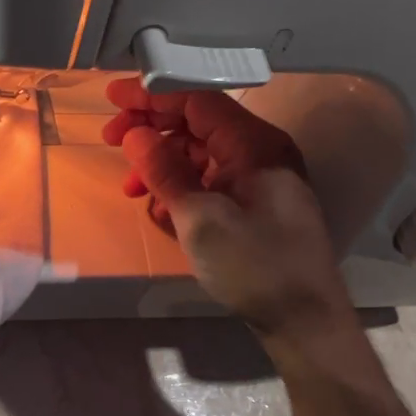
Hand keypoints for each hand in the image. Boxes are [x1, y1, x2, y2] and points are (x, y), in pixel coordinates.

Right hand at [102, 77, 351, 339]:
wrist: (303, 319)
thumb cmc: (254, 265)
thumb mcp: (200, 218)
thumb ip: (165, 172)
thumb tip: (136, 135)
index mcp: (254, 144)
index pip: (197, 100)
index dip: (151, 95)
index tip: (112, 99)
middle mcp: (260, 151)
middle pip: (197, 122)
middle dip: (151, 129)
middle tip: (111, 142)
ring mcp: (259, 177)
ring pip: (199, 152)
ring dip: (161, 164)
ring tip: (132, 191)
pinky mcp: (255, 202)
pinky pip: (210, 179)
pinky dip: (181, 187)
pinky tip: (161, 212)